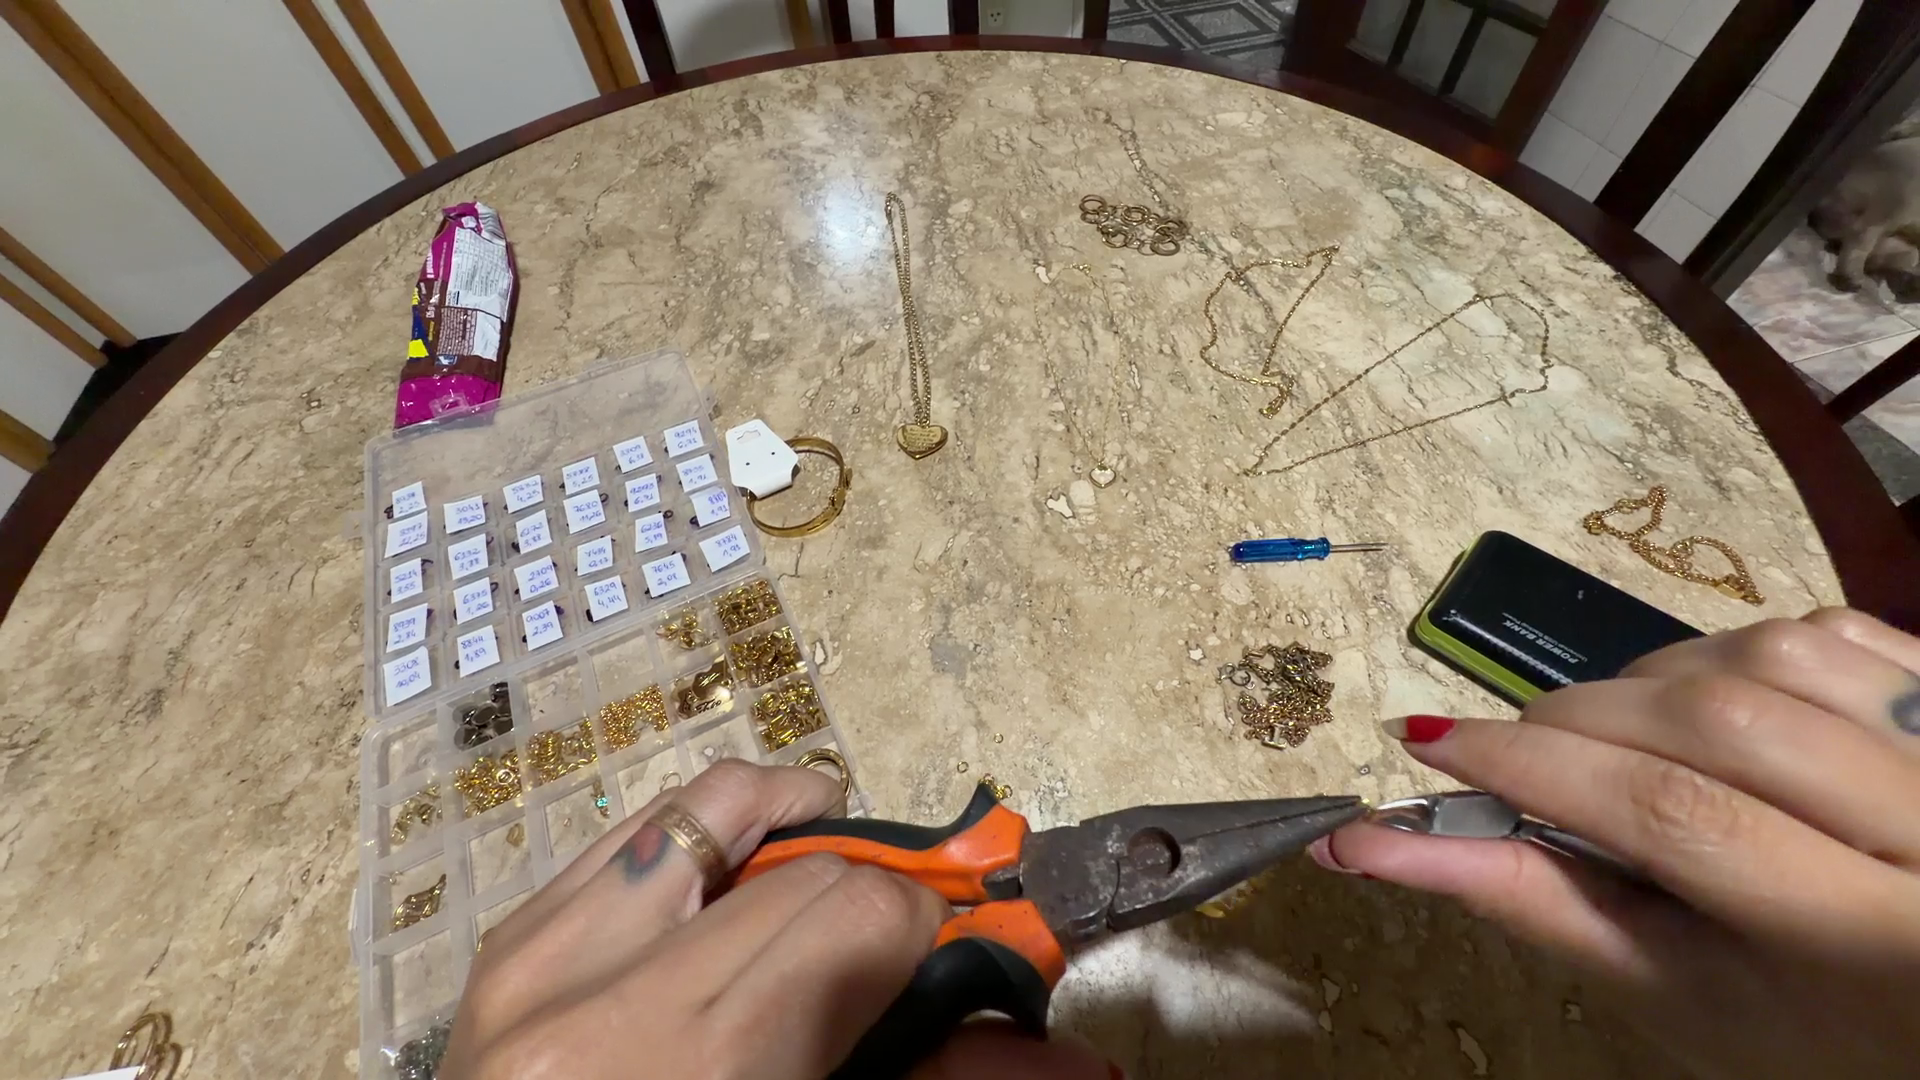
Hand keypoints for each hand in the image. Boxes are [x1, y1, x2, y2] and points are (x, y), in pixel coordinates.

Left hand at [440, 760, 1108, 1079]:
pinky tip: (727, 887)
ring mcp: (543, 951)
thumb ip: (941, 1076)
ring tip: (814, 867)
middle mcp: (604, 996)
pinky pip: (646, 822)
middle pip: (808, 861)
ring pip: (719, 797)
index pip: (859, 914)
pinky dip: (712, 835)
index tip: (930, 950)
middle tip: (879, 934)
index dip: (920, 922)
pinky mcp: (512, 932)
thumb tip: (1079, 1059)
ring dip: (792, 823)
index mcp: (698, 1069)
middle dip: (869, 888)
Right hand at [1314, 609, 1919, 1079]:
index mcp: (1875, 942)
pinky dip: (1723, 654)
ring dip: (1644, 682)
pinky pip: (1818, 632)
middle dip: (1573, 722)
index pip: (1673, 813)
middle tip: (1525, 756)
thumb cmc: (1799, 1025)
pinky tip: (1711, 708)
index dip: (1528, 765)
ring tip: (1625, 738)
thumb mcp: (1664, 989)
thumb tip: (1359, 845)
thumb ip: (1522, 899)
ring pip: (1759, 657)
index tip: (1424, 740)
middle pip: (1711, 722)